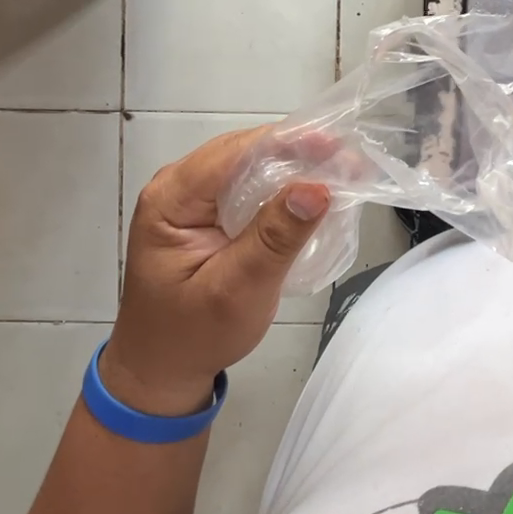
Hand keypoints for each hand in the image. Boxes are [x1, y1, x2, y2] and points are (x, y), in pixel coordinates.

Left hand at [104, 128, 328, 416]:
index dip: (288, 143)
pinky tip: (313, 191)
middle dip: (297, 151)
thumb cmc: (194, 336)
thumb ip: (275, 237)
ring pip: (249, 164)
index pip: (235, 153)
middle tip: (351, 161)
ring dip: (294, 165)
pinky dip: (282, 184)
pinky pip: (247, 184)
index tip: (338, 147)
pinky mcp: (206, 211)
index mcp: (171, 199)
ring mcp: (191, 197)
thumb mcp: (238, 290)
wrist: (161, 371)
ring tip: (342, 171)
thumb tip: (317, 188)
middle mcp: (177, 186)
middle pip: (243, 151)